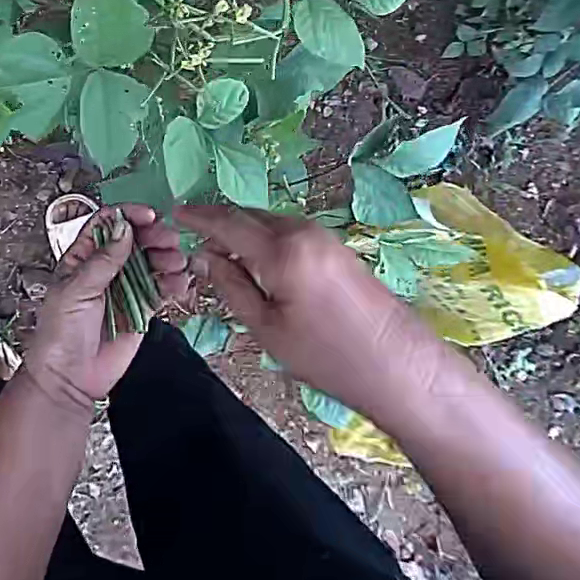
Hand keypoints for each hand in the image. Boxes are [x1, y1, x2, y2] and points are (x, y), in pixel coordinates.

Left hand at [21, 204, 189, 415]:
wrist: (69, 378)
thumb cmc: (61, 331)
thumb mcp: (76, 290)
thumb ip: (103, 260)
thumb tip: (124, 227)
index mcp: (84, 256)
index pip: (107, 224)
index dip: (128, 215)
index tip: (149, 215)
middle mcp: (107, 266)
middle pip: (135, 239)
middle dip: (154, 235)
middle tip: (169, 239)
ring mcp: (126, 286)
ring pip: (151, 261)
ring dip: (167, 257)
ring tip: (177, 263)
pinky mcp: (142, 307)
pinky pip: (161, 288)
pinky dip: (173, 282)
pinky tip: (180, 282)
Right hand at [175, 205, 444, 401]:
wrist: (404, 368)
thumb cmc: (329, 357)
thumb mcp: (268, 329)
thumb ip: (231, 285)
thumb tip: (206, 255)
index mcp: (282, 250)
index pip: (228, 222)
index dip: (198, 216)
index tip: (175, 212)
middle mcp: (301, 231)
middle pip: (247, 215)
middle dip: (218, 222)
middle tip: (194, 238)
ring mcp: (322, 234)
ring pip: (267, 221)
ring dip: (241, 229)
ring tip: (221, 252)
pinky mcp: (334, 244)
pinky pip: (286, 230)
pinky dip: (263, 236)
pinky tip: (256, 258)